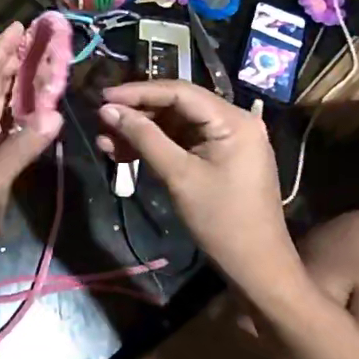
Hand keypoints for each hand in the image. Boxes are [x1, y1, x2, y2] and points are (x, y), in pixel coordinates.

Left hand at [0, 21, 62, 245]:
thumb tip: (55, 114)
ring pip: (4, 98)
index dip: (1, 49)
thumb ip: (23, 145)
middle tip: (38, 36)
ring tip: (42, 56)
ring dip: (21, 78)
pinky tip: (41, 97)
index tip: (19, 26)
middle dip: (13, 57)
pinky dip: (27, 105)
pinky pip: (12, 119)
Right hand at [97, 80, 303, 295]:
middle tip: (101, 122)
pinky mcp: (221, 155)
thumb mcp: (178, 176)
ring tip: (106, 144)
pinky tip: (126, 155)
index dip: (138, 92)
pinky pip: (183, 141)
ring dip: (142, 132)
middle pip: (177, 106)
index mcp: (232, 120)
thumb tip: (108, 109)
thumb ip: (144, 138)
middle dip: (137, 114)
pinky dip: (156, 146)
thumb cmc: (221, 221)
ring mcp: (229, 138)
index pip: (179, 92)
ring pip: (175, 124)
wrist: (257, 266)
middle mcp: (234, 120)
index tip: (104, 96)